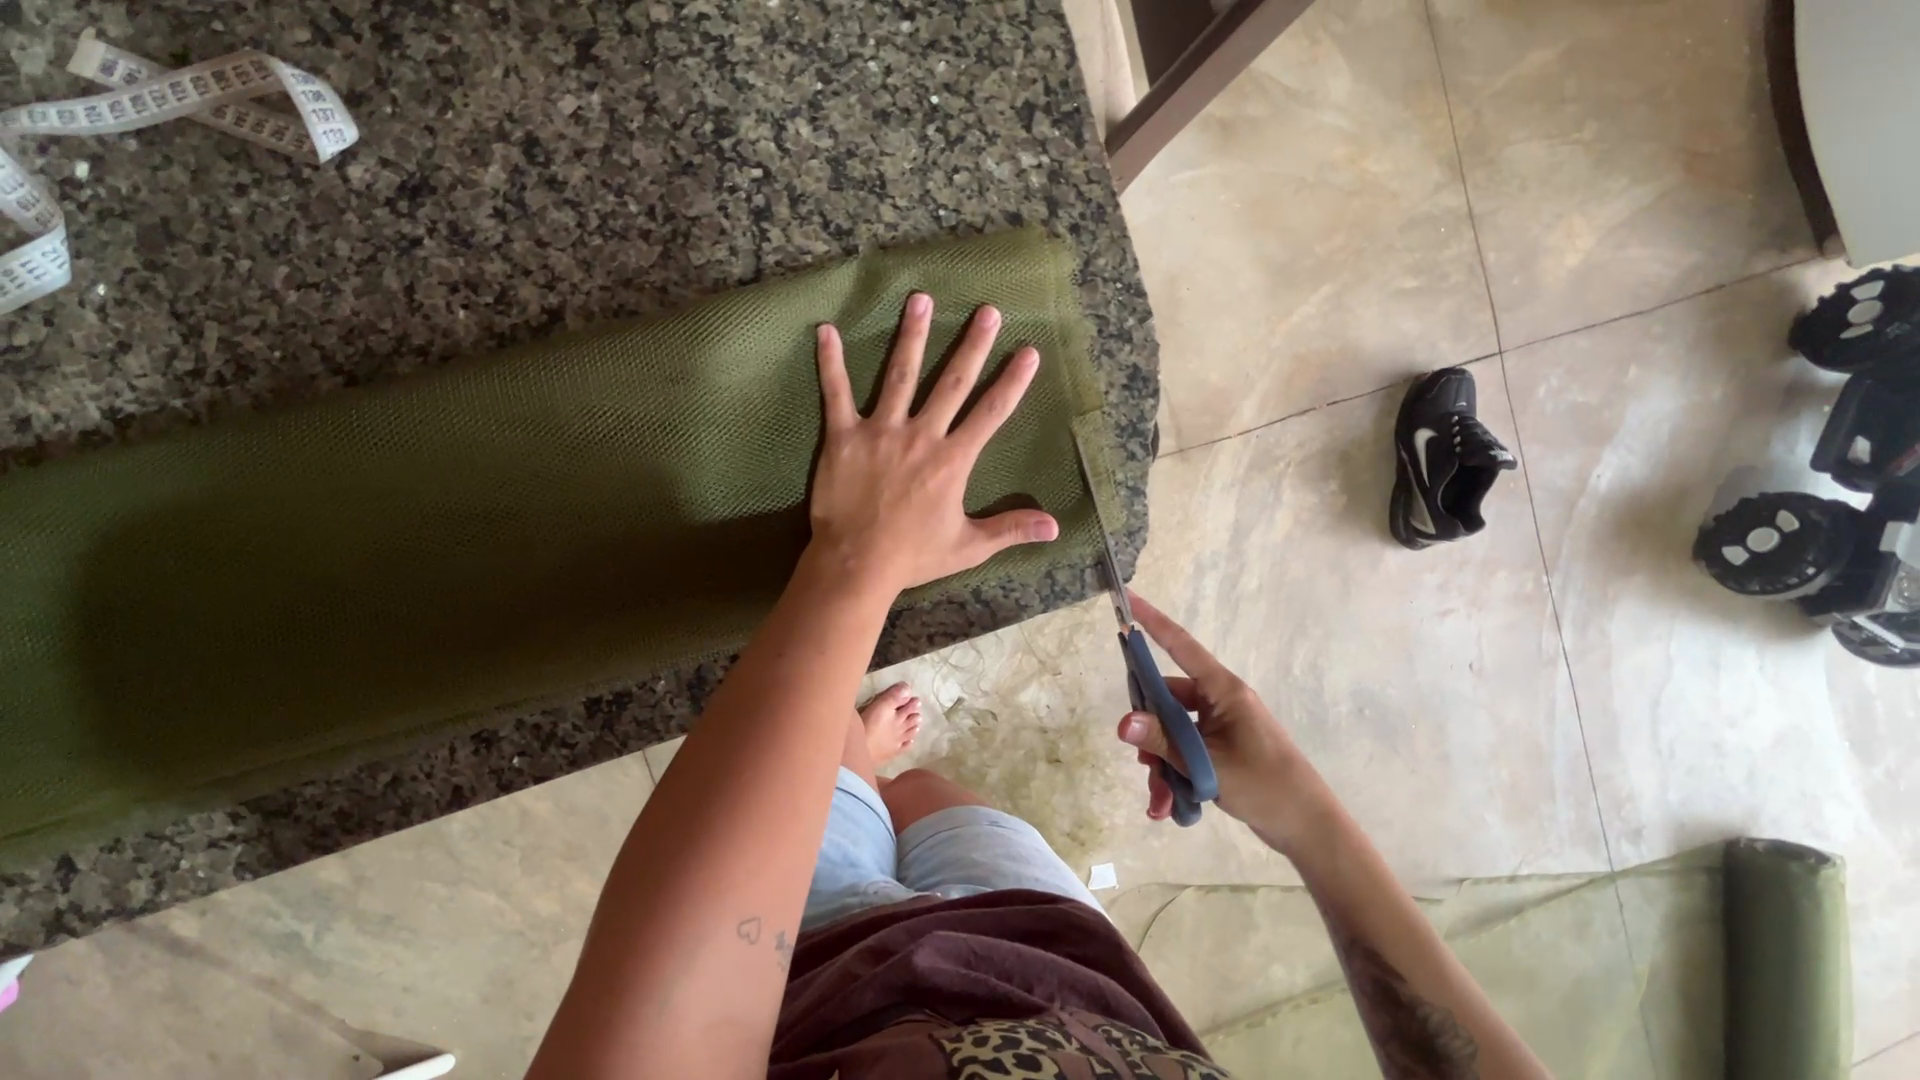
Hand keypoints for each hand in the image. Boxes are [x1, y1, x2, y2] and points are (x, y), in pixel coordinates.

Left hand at [809, 293, 1058, 593]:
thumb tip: (1055, 527)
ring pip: (900, 375)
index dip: (1012, 382)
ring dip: (912, 336)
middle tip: (987, 311)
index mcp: (953, 460)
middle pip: (952, 382)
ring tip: (920, 300)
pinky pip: (836, 393)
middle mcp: (922, 436)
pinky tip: (826, 331)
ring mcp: (881, 431)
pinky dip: (830, 362)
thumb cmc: (913, 557)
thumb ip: (1010, 529)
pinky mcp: (844, 437)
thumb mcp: (969, 546)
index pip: (990, 413)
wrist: (856, 565)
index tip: (1028, 352)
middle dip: (972, 345)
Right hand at [1114, 592, 1331, 852]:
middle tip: (1143, 765)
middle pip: (1166, 703)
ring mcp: (1220, 727)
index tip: (1128, 597)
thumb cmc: (1264, 784)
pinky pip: (1185, 755)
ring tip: (1162, 801)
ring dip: (1162, 767)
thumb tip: (1123, 722)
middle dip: (1150, 737)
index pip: (1181, 646)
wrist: (1307, 826)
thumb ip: (1163, 740)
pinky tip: (1170, 807)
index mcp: (1223, 691)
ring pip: (1172, 735)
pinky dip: (1174, 778)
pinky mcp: (1221, 751)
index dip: (1153, 621)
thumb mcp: (1206, 763)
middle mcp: (1219, 702)